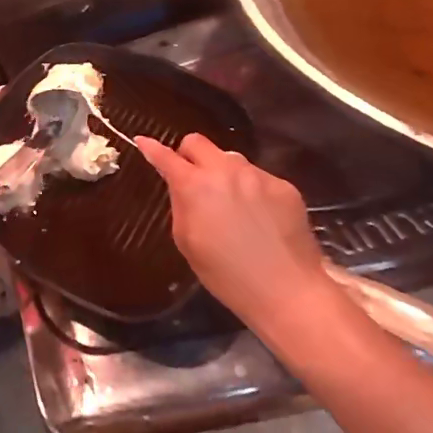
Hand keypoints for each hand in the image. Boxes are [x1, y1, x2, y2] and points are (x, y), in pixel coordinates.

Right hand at [136, 134, 329, 325]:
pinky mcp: (283, 184)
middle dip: (189, 155)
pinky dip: (252, 190)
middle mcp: (225, 170)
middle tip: (193, 178)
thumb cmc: (229, 277)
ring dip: (223, 174)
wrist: (288, 291)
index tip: (143, 141)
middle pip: (198, 142)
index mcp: (196, 186)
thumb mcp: (189, 244)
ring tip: (233, 206)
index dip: (152, 148)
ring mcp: (257, 174)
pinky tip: (261, 218)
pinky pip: (259, 177)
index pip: (167, 157)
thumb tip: (179, 183)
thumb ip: (180, 205)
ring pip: (231, 159)